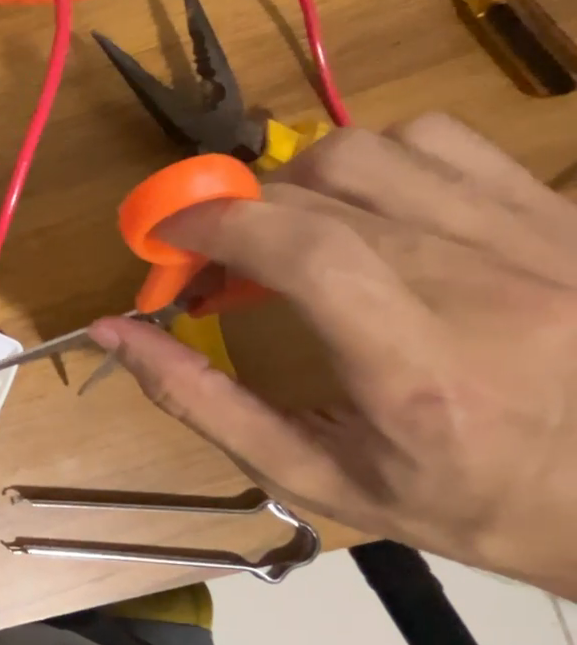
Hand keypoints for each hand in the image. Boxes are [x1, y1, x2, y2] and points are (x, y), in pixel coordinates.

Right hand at [91, 114, 576, 595]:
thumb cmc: (463, 502)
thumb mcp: (311, 474)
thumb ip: (200, 400)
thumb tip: (112, 332)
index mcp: (423, 367)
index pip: (307, 247)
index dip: (214, 224)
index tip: (164, 240)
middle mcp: (491, 286)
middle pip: (323, 188)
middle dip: (234, 213)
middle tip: (212, 263)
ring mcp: (543, 238)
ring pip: (375, 149)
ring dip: (297, 184)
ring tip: (285, 236)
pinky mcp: (565, 216)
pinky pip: (441, 142)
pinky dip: (373, 163)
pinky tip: (361, 214)